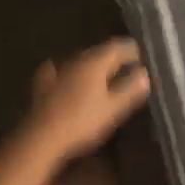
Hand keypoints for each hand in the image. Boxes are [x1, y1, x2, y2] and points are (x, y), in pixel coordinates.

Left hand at [19, 39, 151, 161]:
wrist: (40, 138)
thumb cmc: (81, 122)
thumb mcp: (113, 109)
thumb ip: (130, 89)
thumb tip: (144, 73)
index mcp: (95, 62)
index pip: (118, 46)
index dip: (132, 51)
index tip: (142, 59)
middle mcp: (75, 59)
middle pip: (98, 52)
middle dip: (113, 58)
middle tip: (126, 68)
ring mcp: (56, 71)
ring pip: (80, 62)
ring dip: (93, 67)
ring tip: (102, 77)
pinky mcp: (42, 85)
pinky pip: (62, 73)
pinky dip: (71, 75)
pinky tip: (69, 81)